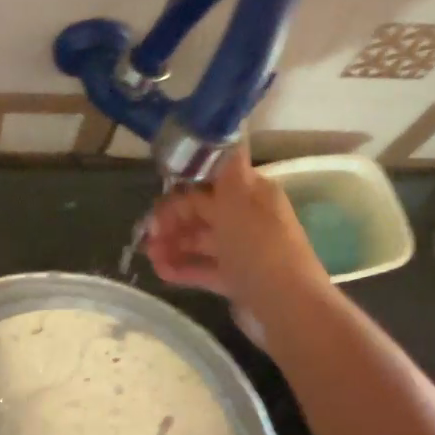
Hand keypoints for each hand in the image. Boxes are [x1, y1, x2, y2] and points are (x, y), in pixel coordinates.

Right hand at [144, 149, 330, 303]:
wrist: (287, 307)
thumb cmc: (260, 248)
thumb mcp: (240, 199)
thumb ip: (226, 166)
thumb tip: (229, 127)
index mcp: (253, 194)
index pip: (210, 182)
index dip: (181, 191)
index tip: (157, 205)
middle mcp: (249, 219)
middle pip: (202, 212)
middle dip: (172, 220)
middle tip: (148, 235)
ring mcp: (243, 252)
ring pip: (200, 241)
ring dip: (172, 244)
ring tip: (150, 256)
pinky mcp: (238, 281)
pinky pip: (204, 269)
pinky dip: (182, 268)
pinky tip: (160, 272)